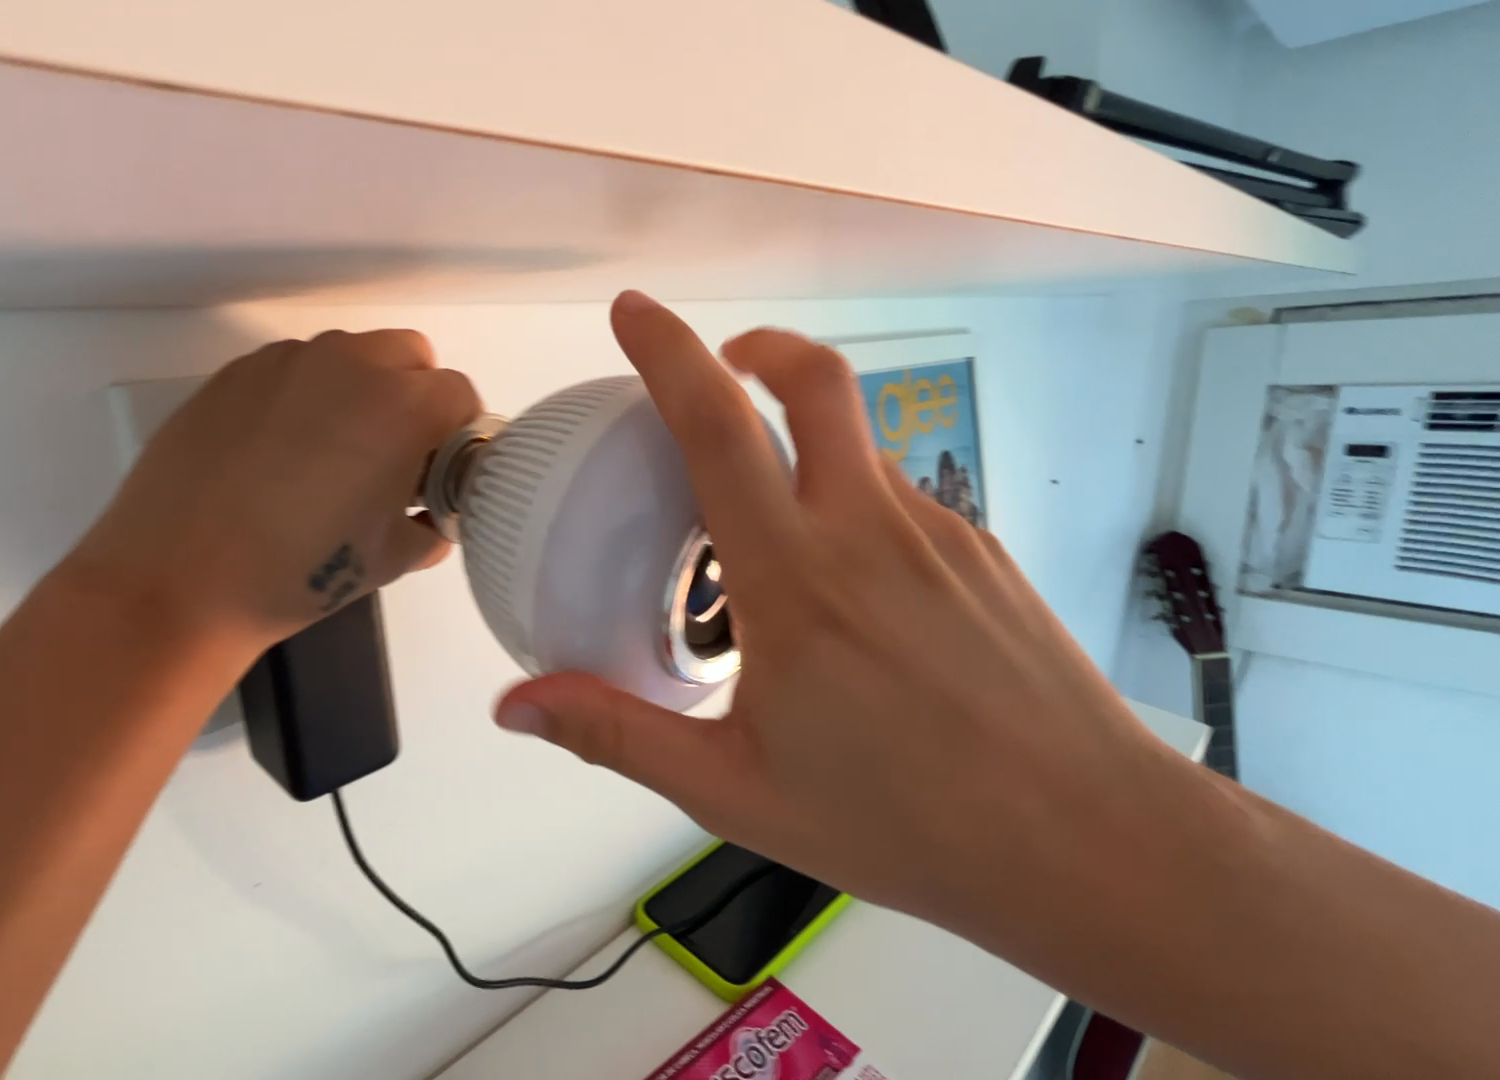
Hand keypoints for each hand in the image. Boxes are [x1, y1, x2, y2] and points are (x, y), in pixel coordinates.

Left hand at [67, 330, 480, 648]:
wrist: (180, 579)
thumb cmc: (300, 574)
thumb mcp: (388, 561)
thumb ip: (429, 530)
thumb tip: (431, 521)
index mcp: (401, 408)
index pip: (459, 394)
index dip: (456, 435)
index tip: (436, 471)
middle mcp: (349, 365)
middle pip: (409, 356)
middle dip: (415, 398)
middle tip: (391, 457)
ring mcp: (286, 362)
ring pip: (350, 356)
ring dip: (360, 392)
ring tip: (329, 456)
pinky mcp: (235, 373)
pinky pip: (294, 370)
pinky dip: (306, 397)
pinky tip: (277, 455)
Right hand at [494, 293, 1193, 925]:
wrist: (1091, 843)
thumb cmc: (905, 822)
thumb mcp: (733, 790)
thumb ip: (615, 735)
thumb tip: (518, 708)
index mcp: (795, 579)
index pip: (718, 427)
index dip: (667, 351)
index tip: (634, 312)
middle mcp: (868, 531)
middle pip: (813, 379)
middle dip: (753, 345)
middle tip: (714, 366)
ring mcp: (937, 534)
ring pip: (855, 442)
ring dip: (800, 438)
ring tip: (765, 519)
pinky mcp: (981, 553)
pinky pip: (896, 499)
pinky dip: (848, 504)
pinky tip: (845, 589)